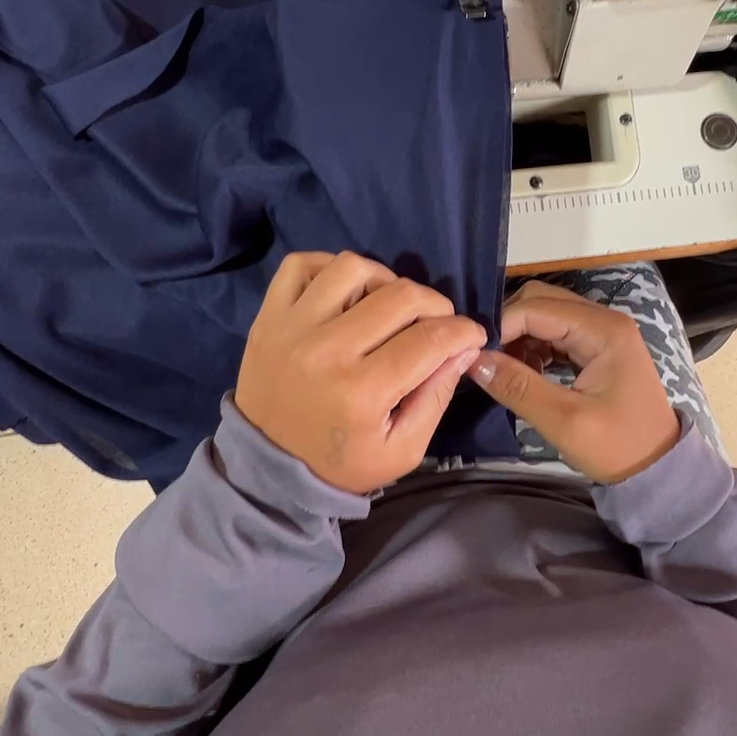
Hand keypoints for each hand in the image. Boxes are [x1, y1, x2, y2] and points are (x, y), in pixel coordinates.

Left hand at [235, 251, 486, 492]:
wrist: (264, 471)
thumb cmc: (339, 465)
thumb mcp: (401, 451)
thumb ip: (436, 397)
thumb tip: (464, 347)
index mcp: (363, 392)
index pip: (431, 339)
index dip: (463, 331)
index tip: (471, 335)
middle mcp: (328, 351)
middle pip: (400, 296)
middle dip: (436, 305)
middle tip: (437, 323)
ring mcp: (292, 328)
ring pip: (353, 268)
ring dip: (385, 280)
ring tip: (389, 305)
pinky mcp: (268, 317)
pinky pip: (301, 264)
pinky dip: (330, 267)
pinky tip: (346, 292)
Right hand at [466, 281, 679, 482]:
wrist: (658, 469)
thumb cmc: (617, 447)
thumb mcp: (564, 421)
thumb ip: (518, 387)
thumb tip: (474, 360)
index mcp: (603, 330)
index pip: (535, 308)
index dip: (500, 327)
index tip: (474, 356)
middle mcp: (604, 320)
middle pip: (540, 300)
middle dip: (508, 326)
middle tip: (486, 360)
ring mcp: (603, 331)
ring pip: (546, 314)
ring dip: (520, 336)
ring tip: (503, 370)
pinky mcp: (598, 346)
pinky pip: (556, 331)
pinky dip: (534, 345)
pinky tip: (524, 372)